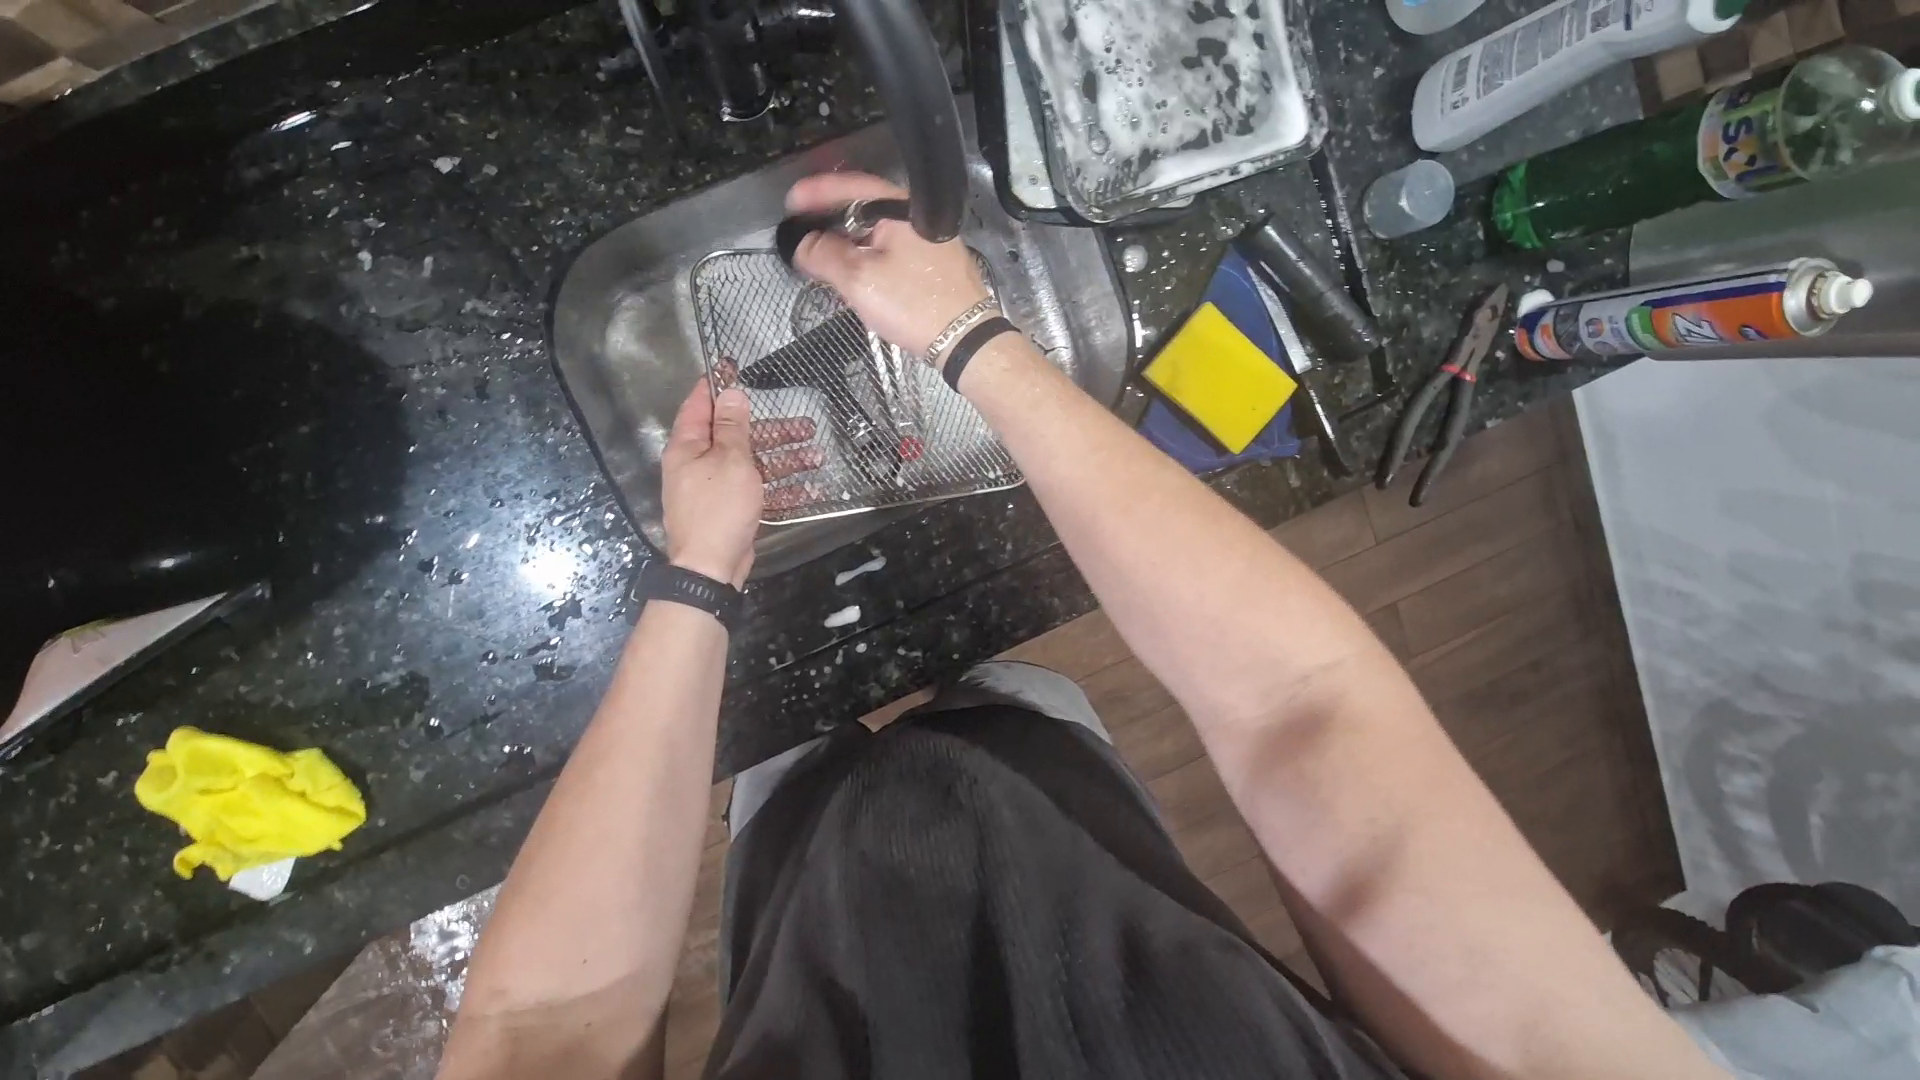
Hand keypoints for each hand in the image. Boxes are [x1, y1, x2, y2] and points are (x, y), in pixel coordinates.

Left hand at [660, 376, 820, 586]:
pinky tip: (811, 489)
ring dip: (786, 461)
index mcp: (689, 447)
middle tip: (807, 425)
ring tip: (818, 457)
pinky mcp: (732, 511)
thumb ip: (733, 427)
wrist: (710, 568)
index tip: (735, 368)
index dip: (719, 386)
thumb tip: (731, 393)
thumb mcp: (730, 460)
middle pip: (738, 438)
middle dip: (774, 431)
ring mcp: (716, 490)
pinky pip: (759, 492)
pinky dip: (782, 490)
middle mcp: (698, 464)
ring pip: (754, 466)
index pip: (700, 405)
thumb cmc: (718, 508)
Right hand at [786, 172, 990, 357]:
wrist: (965, 339)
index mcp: (900, 208)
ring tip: (821, 260)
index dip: (816, 193)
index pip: (850, 187)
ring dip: (847, 245)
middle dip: (829, 222)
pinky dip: (867, 259)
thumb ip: (824, 256)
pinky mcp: (931, 265)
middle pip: (862, 210)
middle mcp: (916, 217)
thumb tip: (802, 245)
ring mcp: (926, 241)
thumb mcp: (860, 280)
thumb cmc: (915, 305)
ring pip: (876, 234)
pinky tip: (852, 276)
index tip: (791, 203)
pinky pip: (890, 252)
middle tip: (801, 234)